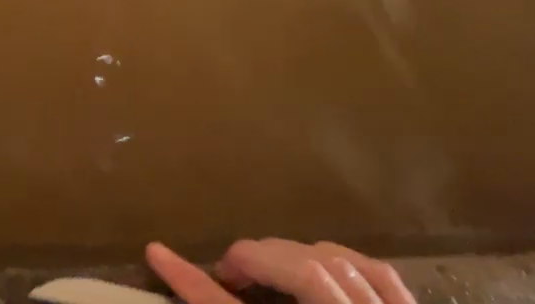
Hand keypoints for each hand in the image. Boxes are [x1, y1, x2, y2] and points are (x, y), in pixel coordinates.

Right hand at [145, 240, 413, 303]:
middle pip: (299, 272)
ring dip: (289, 255)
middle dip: (252, 260)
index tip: (157, 253)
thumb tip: (170, 271)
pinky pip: (378, 274)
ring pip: (336, 263)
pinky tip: (321, 262)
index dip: (192, 282)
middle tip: (227, 277)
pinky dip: (341, 259)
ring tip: (266, 270)